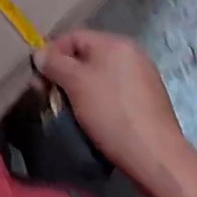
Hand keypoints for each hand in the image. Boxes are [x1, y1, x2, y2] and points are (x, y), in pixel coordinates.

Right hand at [34, 29, 189, 178]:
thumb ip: (53, 62)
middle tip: (52, 97)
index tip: (40, 79)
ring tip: (71, 110)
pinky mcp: (149, 101)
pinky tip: (95, 118)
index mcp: (115, 42)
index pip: (71, 37)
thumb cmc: (111, 113)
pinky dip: (99, 100)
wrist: (158, 160)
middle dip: (65, 74)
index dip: (51, 54)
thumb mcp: (74, 83)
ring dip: (80, 89)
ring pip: (99, 75)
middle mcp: (131, 53)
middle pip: (85, 56)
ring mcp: (143, 77)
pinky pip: (114, 91)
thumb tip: (39, 52)